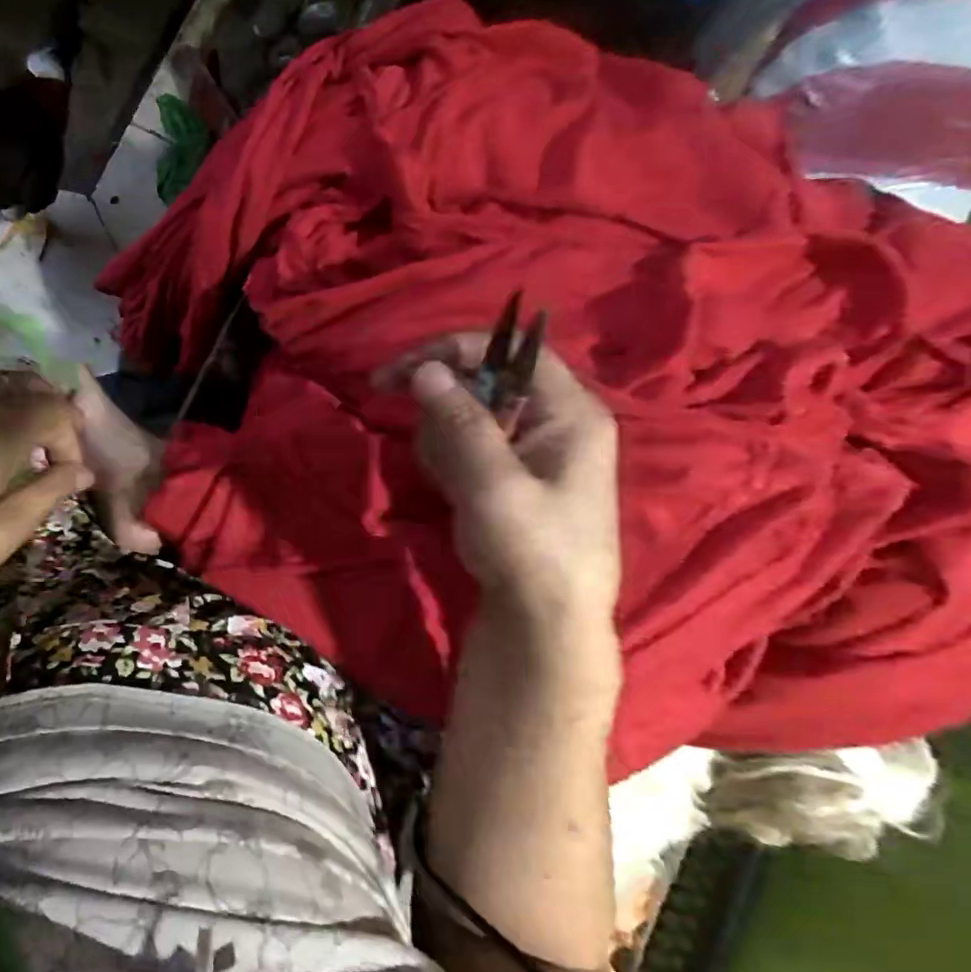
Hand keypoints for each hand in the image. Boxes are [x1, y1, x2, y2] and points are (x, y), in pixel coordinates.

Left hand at [0, 374, 91, 716]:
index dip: (71, 440)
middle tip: (47, 462)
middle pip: (24, 385)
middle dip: (48, 417)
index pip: (54, 409)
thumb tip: (80, 470)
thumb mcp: (1, 535)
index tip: (66, 476)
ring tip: (10, 462)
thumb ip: (47, 492)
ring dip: (14, 414)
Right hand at [379, 334, 620, 640]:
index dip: (456, 349)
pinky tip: (450, 489)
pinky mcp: (507, 474)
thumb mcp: (493, 484)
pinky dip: (447, 458)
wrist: (543, 621)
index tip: (401, 370)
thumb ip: (459, 422)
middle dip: (441, 400)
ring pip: (468, 413)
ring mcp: (529, 449)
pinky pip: (466, 444)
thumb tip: (425, 370)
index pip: (513, 350)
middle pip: (485, 379)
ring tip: (447, 481)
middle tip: (413, 430)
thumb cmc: (531, 550)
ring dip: (441, 435)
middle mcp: (553, 421)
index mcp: (569, 413)